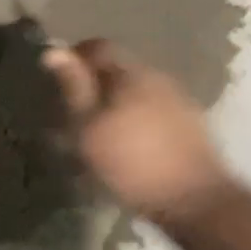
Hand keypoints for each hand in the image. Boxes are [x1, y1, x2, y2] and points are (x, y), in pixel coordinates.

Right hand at [41, 40, 230, 221]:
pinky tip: (129, 145)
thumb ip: (73, 87)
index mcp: (132, 73)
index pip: (98, 46)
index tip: (57, 79)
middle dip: (95, 83)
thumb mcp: (88, 127)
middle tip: (74, 110)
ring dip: (116, 103)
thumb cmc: (132, 162)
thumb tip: (54, 50)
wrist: (197, 203)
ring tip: (100, 131)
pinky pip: (155, 110)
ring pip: (138, 90)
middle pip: (119, 69)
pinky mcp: (193, 126)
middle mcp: (159, 78)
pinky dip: (136, 119)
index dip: (74, 56)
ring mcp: (180, 102)